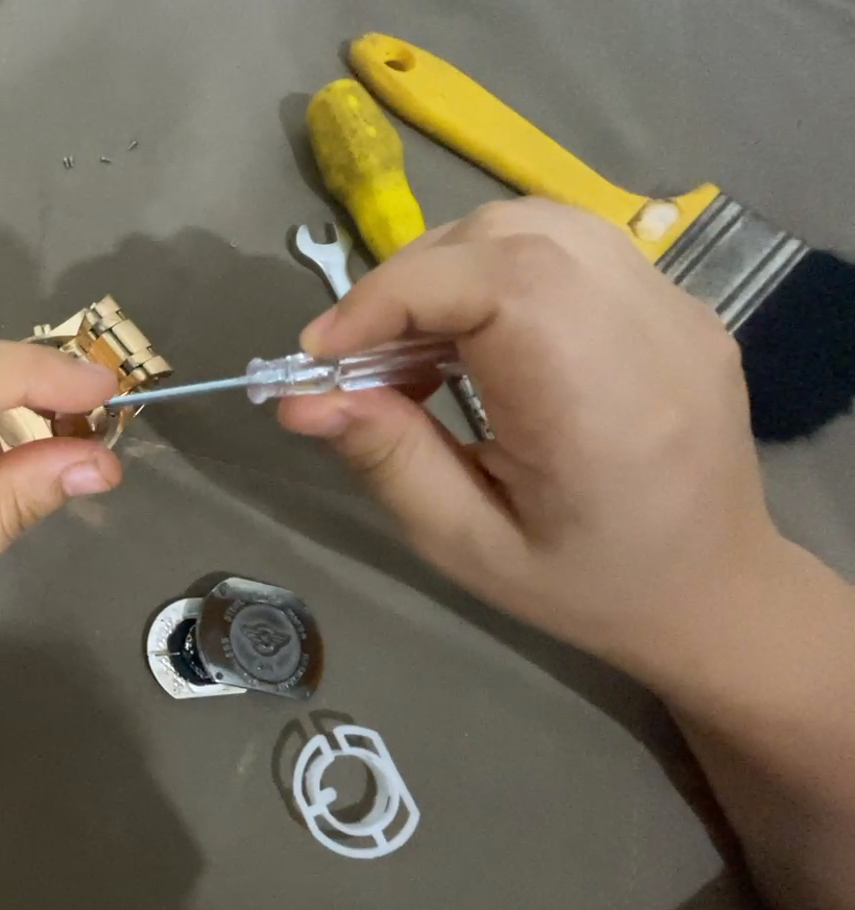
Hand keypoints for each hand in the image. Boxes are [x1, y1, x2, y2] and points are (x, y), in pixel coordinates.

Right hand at [279, 199, 784, 679]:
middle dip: (400, 284)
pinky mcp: (658, 300)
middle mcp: (653, 331)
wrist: (706, 584)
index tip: (321, 353)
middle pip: (511, 237)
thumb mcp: (458, 541)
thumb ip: (385, 459)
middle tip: (348, 358)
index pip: (505, 282)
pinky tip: (448, 340)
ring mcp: (668, 305)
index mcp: (607, 406)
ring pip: (529, 226)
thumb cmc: (576, 581)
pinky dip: (472, 275)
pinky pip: (551, 247)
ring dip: (435, 272)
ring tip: (395, 348)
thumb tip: (301, 402)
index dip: (394, 297)